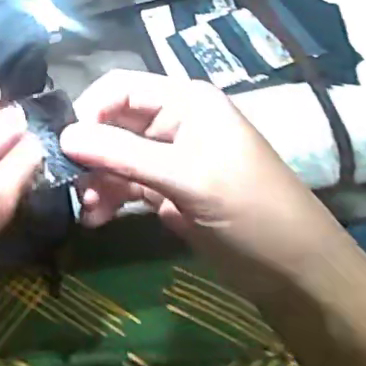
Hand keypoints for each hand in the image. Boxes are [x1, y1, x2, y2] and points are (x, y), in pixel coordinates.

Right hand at [59, 71, 365, 303]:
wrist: (302, 278)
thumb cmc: (253, 211)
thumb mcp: (187, 178)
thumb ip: (123, 155)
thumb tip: (63, 137)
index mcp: (184, 101)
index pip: (119, 88)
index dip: (89, 110)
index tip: (67, 144)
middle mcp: (172, 121)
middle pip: (111, 122)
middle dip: (89, 151)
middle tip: (68, 181)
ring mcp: (168, 156)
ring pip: (113, 155)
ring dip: (95, 179)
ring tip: (86, 208)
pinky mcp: (167, 188)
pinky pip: (124, 183)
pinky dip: (107, 197)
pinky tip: (95, 218)